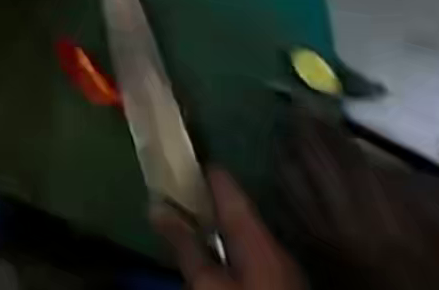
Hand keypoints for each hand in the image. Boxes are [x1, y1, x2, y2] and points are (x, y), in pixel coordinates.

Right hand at [155, 170, 304, 289]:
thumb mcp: (205, 284)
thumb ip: (182, 243)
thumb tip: (156, 206)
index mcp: (255, 234)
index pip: (223, 181)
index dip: (195, 167)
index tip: (169, 160)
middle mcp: (273, 243)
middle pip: (232, 206)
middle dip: (200, 198)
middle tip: (168, 193)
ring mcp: (282, 267)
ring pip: (240, 230)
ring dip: (212, 223)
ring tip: (182, 220)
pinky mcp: (282, 286)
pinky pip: (249, 251)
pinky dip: (225, 243)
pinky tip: (208, 251)